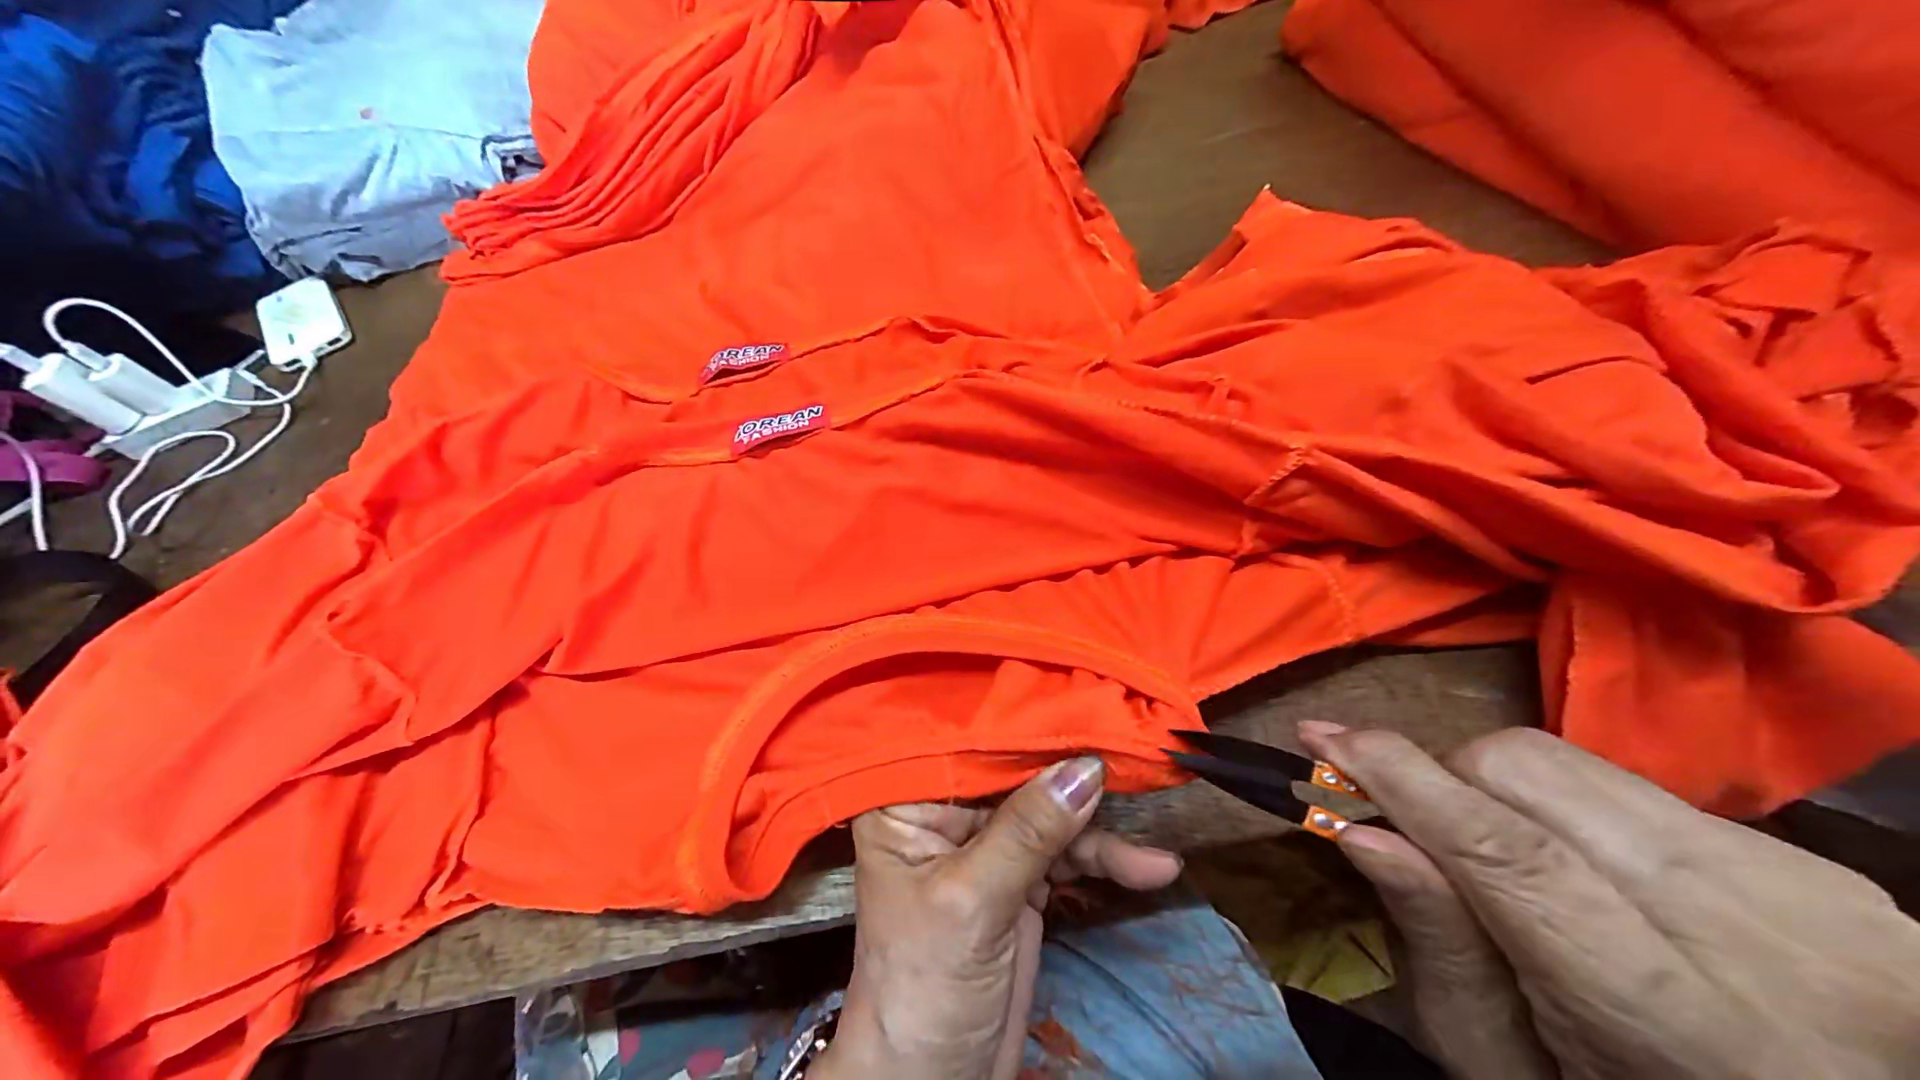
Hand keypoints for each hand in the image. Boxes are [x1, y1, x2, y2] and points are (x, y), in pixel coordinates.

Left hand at [810, 757, 1183, 1079]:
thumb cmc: (923, 984)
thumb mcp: (971, 901)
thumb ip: (1029, 831)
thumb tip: (1086, 768)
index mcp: (906, 803)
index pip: (966, 748)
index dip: (1022, 726)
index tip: (1080, 701)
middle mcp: (944, 812)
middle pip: (1015, 774)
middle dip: (1070, 771)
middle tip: (1130, 755)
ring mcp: (987, 843)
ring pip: (1051, 812)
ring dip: (1102, 828)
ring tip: (1151, 846)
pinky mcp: (1020, 876)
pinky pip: (1069, 852)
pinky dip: (1107, 860)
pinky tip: (1151, 868)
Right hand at [1298, 722, 1919, 1079]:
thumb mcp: (1503, 1063)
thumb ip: (1438, 946)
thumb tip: (1359, 834)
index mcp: (1685, 1023)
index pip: (1512, 858)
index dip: (1405, 784)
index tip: (1321, 737)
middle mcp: (1763, 936)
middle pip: (1530, 778)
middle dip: (1437, 776)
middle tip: (1403, 814)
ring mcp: (1801, 886)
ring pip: (1570, 762)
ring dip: (1490, 783)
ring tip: (1486, 841)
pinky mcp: (1810, 858)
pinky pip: (1622, 782)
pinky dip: (1556, 801)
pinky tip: (1572, 859)